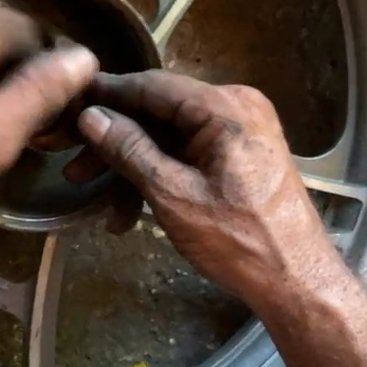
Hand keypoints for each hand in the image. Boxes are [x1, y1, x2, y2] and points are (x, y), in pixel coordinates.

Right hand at [67, 71, 338, 302]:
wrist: (298, 282)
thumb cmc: (239, 239)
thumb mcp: (173, 194)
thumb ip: (129, 150)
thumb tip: (89, 116)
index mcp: (224, 107)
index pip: (152, 85)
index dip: (106, 94)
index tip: (68, 100)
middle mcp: (234, 107)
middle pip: (157, 112)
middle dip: (113, 140)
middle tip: (72, 163)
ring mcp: (239, 131)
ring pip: (167, 136)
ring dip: (130, 164)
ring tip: (91, 193)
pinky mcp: (238, 155)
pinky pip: (186, 153)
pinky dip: (157, 174)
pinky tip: (127, 211)